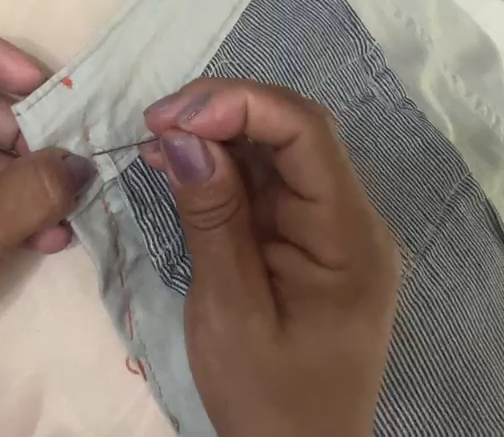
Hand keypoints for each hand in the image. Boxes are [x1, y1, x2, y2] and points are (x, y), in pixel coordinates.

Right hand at [140, 78, 400, 436]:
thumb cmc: (267, 399)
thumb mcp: (230, 312)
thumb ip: (212, 219)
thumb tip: (183, 137)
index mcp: (349, 238)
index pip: (307, 133)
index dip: (241, 105)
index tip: (172, 119)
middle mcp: (347, 218)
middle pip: (291, 128)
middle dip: (220, 110)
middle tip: (154, 123)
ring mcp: (324, 224)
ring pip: (272, 145)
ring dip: (211, 131)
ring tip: (155, 140)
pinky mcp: (298, 232)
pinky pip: (259, 176)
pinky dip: (214, 161)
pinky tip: (174, 162)